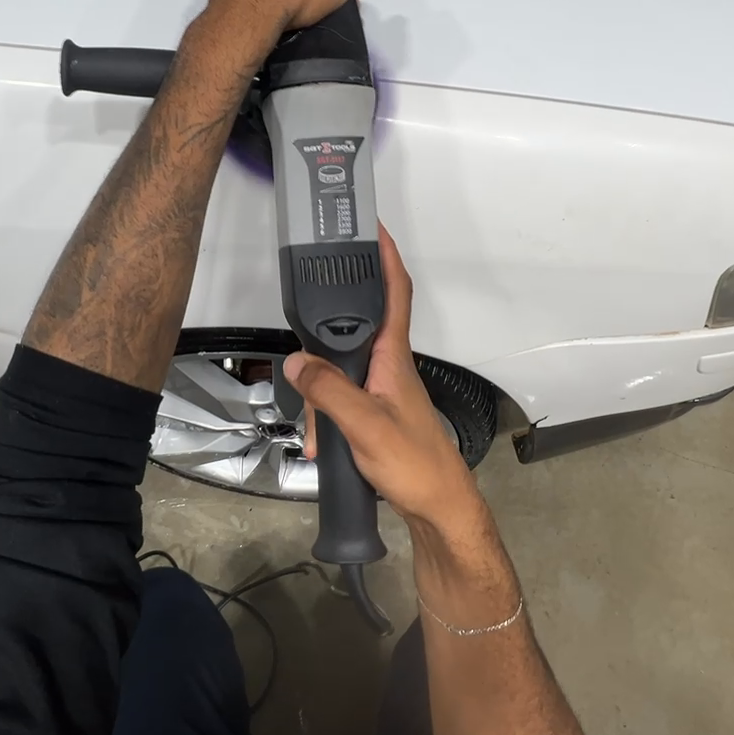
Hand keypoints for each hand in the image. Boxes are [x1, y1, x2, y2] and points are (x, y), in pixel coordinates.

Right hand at [283, 230, 483, 530]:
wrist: (438, 508)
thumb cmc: (414, 462)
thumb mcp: (365, 424)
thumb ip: (328, 390)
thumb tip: (294, 361)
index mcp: (393, 355)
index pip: (395, 293)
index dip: (387, 257)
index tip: (373, 226)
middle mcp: (387, 364)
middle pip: (353, 328)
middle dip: (327, 330)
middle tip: (308, 332)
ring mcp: (380, 387)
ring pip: (339, 369)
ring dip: (319, 393)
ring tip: (314, 432)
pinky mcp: (373, 409)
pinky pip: (339, 397)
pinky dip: (323, 414)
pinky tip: (318, 441)